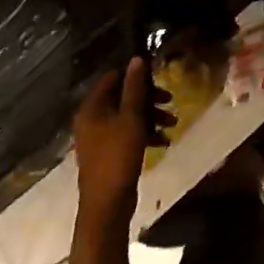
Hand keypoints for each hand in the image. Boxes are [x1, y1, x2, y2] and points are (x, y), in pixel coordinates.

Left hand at [72, 57, 171, 217]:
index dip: (134, 75)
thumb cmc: (118, 156)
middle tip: (169, 100)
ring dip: (150, 116)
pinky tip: (163, 141)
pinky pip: (127, 134)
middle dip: (148, 98)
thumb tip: (136, 59)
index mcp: (92, 108)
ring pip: (127, 116)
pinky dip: (144, 133)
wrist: (107, 204)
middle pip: (122, 97)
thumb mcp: (131, 118)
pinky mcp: (108, 152)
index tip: (157, 78)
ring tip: (172, 123)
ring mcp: (99, 137)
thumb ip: (135, 88)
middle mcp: (91, 119)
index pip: (112, 78)